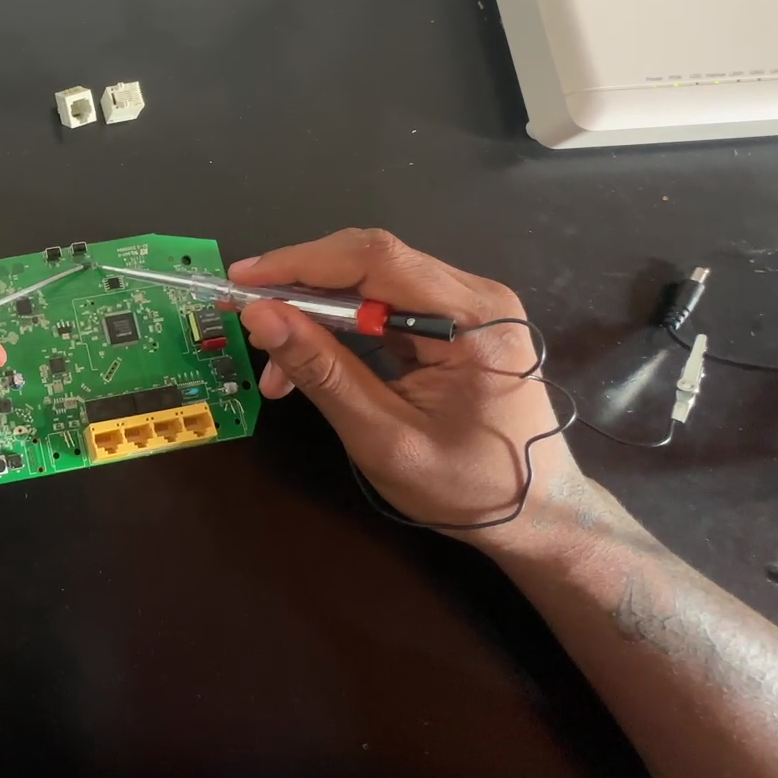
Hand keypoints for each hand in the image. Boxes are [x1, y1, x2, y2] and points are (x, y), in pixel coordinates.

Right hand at [231, 228, 577, 546]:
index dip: (300, 262)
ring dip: (309, 312)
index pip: (374, 260)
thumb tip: (258, 315)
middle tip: (244, 314)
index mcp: (472, 319)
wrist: (536, 517)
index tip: (241, 281)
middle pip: (367, 261)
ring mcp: (463, 305)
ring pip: (365, 281)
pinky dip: (331, 326)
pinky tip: (304, 359)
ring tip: (273, 363)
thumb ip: (321, 370)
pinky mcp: (448, 321)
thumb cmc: (465, 487)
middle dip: (297, 285)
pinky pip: (376, 303)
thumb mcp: (381, 435)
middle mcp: (473, 296)